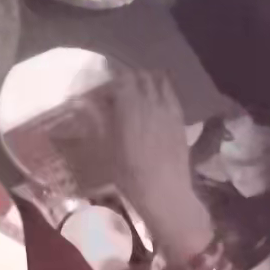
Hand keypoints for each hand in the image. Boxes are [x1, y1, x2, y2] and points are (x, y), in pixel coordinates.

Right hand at [110, 71, 214, 259]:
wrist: (165, 192)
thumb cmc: (129, 173)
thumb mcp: (106, 148)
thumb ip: (99, 121)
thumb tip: (89, 104)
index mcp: (130, 106)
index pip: (119, 80)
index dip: (107, 84)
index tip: (98, 95)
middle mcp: (151, 101)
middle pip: (140, 77)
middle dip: (126, 80)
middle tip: (115, 93)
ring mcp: (169, 109)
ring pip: (158, 82)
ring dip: (145, 83)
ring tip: (135, 95)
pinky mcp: (180, 119)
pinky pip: (170, 95)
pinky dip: (160, 92)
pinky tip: (153, 105)